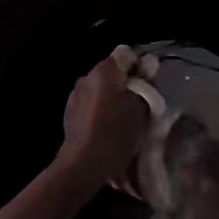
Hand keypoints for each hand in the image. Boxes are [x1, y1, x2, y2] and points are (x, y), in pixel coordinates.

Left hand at [55, 45, 150, 189]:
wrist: (83, 165)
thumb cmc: (116, 133)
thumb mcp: (141, 109)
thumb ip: (146, 84)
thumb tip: (149, 64)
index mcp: (105, 70)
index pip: (127, 53)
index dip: (140, 65)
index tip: (149, 84)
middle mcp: (87, 76)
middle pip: (113, 70)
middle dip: (127, 82)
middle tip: (140, 103)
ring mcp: (76, 94)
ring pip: (101, 87)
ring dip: (113, 96)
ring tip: (123, 118)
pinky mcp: (69, 112)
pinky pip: (91, 102)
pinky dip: (100, 109)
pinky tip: (107, 127)